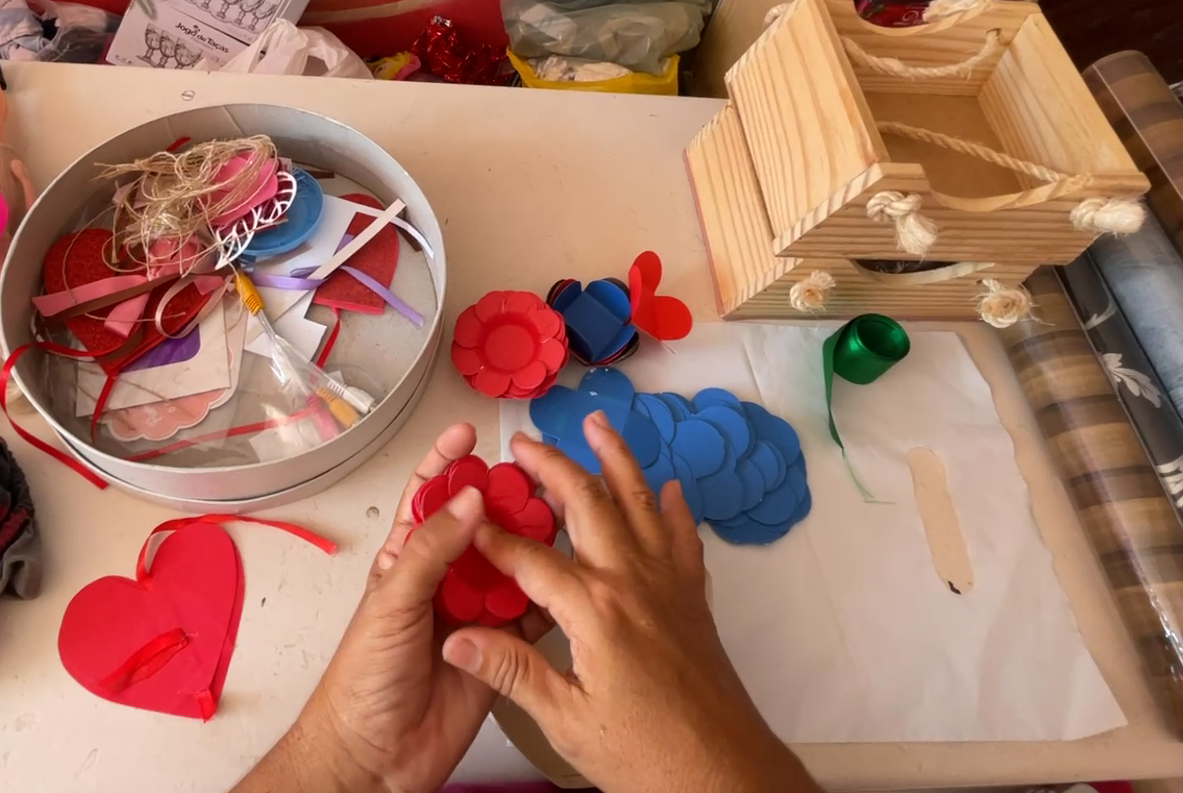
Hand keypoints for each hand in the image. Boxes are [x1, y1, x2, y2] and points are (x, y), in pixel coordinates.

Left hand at [238, 422, 542, 792]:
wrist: (376, 757)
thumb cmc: (363, 678)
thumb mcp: (392, 601)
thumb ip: (431, 549)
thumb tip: (468, 501)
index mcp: (408, 556)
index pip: (428, 495)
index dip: (447, 461)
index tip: (467, 433)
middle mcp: (444, 575)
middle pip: (480, 522)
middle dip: (504, 497)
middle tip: (530, 476)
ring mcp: (473, 606)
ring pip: (510, 559)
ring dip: (531, 539)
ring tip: (556, 516)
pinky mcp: (500, 641)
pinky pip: (532, 608)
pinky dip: (549, 591)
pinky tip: (565, 573)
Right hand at [443, 413, 814, 792]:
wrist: (725, 776)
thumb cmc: (647, 756)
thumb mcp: (567, 720)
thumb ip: (511, 670)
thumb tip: (456, 641)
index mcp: (594, 608)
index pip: (530, 557)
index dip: (495, 539)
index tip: (470, 522)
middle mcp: (630, 578)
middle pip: (585, 501)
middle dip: (550, 466)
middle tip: (525, 443)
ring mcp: (665, 580)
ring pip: (638, 500)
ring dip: (615, 458)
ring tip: (598, 425)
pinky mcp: (690, 594)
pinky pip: (682, 535)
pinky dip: (674, 507)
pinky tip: (671, 487)